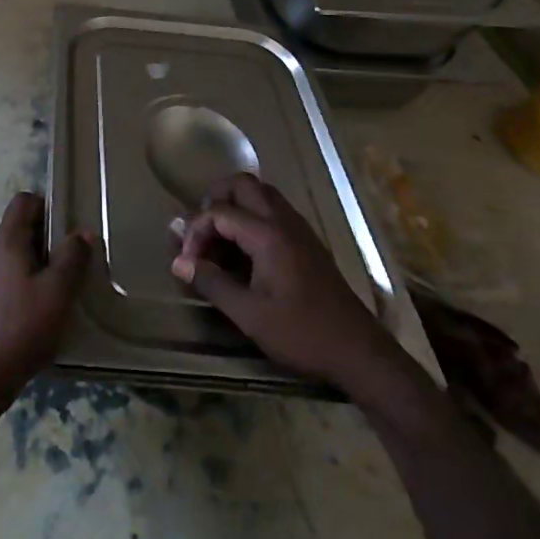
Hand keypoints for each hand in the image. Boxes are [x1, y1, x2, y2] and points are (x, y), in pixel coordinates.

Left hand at [0, 192, 92, 400]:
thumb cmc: (22, 327)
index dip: (49, 205)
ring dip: (44, 264)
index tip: (73, 224)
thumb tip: (83, 231)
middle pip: (23, 229)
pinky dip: (32, 285)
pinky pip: (13, 279)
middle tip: (80, 258)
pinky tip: (49, 309)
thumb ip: (73, 258)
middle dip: (52, 238)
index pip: (24, 202)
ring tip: (69, 285)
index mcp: (8, 242)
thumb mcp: (57, 292)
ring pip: (20, 257)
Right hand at [171, 173, 391, 385]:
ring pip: (260, 194)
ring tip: (218, 241)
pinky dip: (250, 218)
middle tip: (201, 233)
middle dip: (213, 200)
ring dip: (233, 207)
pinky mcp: (307, 243)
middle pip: (242, 184)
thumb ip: (211, 283)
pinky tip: (243, 252)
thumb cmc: (302, 334)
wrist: (361, 354)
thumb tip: (178, 264)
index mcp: (268, 235)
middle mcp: (284, 222)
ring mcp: (299, 230)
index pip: (218, 212)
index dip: (194, 232)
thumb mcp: (249, 315)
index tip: (187, 262)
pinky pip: (273, 211)